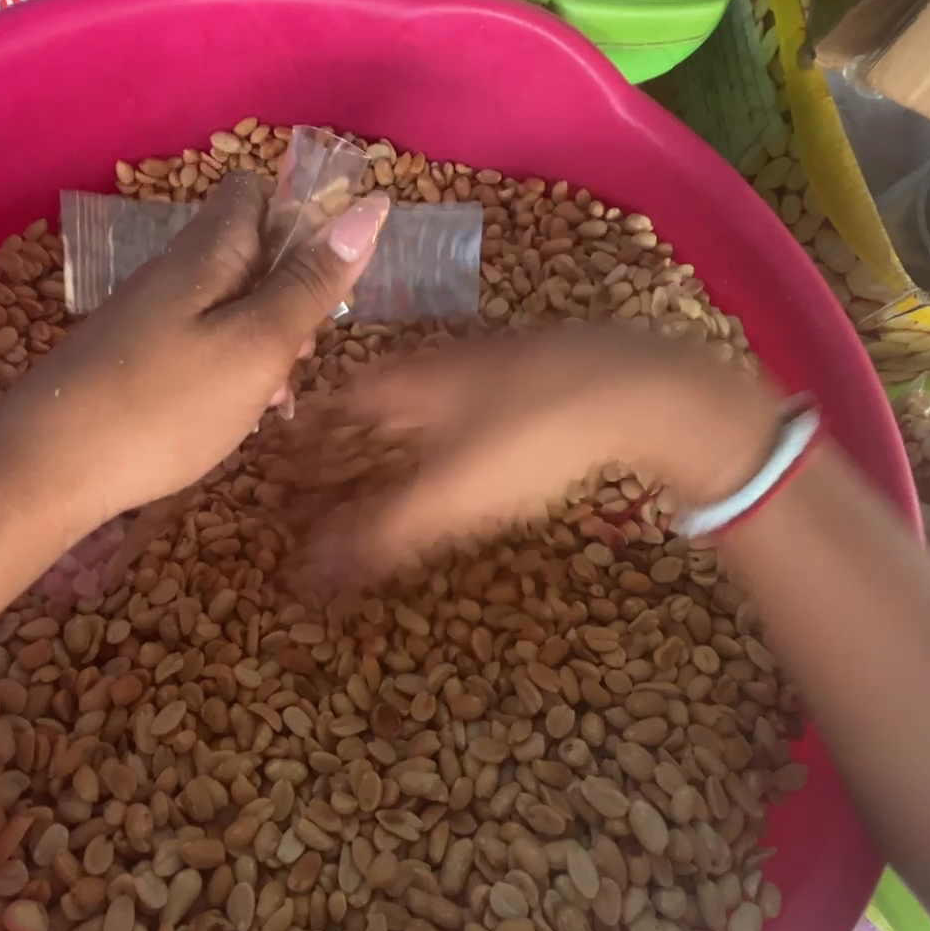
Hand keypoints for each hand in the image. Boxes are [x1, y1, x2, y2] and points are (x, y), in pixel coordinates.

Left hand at [0, 171, 389, 524]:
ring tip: (278, 399)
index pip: (256, 194)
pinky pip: (204, 347)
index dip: (301, 221)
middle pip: (251, 255)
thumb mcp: (256, 344)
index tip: (327, 279)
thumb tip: (367, 208)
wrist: (47, 469)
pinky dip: (234, 372)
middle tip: (304, 353)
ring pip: (231, 308)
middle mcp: (176, 273)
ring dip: (268, 344)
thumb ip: (310, 282)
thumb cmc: (165, 403)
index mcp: (208, 252)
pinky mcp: (138, 359)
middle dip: (292, 297)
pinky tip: (242, 417)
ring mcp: (153, 317)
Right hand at [310, 324, 782, 570]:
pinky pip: (470, 389)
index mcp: (409, 385)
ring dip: (400, 416)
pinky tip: (471, 431)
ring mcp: (493, 359)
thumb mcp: (451, 496)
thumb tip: (309, 571)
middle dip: (351, 422)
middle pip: (378, 390)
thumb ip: (381, 534)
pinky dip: (450, 413)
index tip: (290, 450)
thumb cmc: (531, 439)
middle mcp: (442, 363)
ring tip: (390, 445)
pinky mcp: (537, 366)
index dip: (311, 428)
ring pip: (426, 386)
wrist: (639, 387)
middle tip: (333, 454)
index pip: (338, 401)